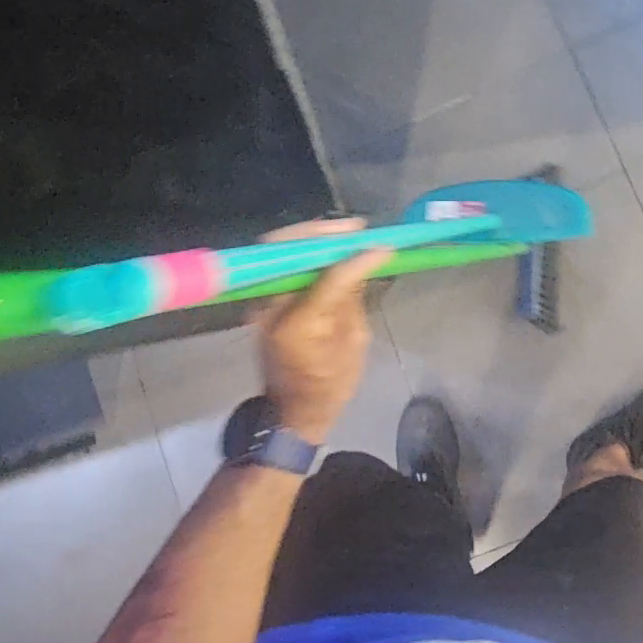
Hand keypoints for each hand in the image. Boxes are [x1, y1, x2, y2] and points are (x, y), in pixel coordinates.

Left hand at [249, 218, 390, 443]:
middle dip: (322, 233)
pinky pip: (279, 265)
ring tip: (346, 234)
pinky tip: (327, 250)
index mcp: (299, 325)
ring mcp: (260, 304)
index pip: (329, 277)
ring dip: (311, 239)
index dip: (357, 258)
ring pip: (278, 252)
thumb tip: (361, 264)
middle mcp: (271, 308)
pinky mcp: (260, 303)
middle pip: (288, 250)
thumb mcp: (354, 345)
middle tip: (356, 229)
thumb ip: (353, 300)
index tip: (383, 246)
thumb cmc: (329, 387)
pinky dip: (302, 253)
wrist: (289, 414)